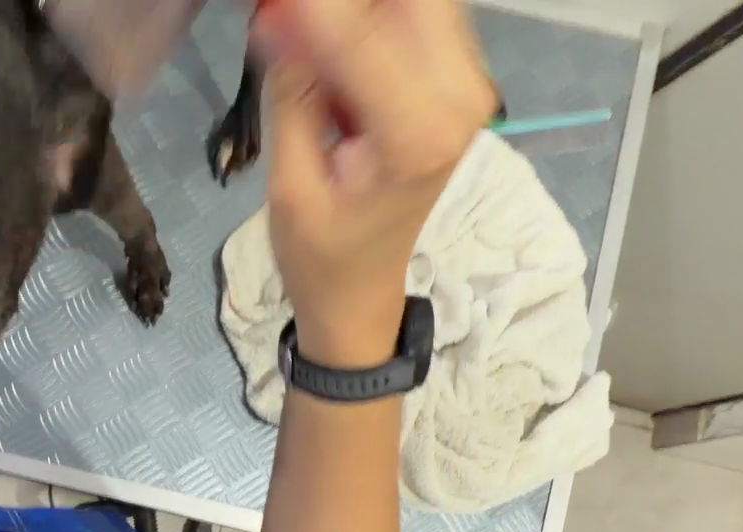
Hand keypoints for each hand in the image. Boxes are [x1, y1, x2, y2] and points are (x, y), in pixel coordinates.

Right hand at [256, 0, 495, 367]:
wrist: (359, 292)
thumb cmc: (319, 258)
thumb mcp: (289, 188)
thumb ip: (292, 96)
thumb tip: (274, 14)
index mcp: (418, 135)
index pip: (364, 36)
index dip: (311, 7)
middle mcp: (462, 96)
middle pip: (409, 1)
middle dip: (337, 3)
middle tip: (281, 10)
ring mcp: (468, 85)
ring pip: (413, 3)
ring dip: (353, 12)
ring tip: (296, 24)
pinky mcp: (457, 82)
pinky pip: (416, 19)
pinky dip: (368, 19)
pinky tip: (324, 39)